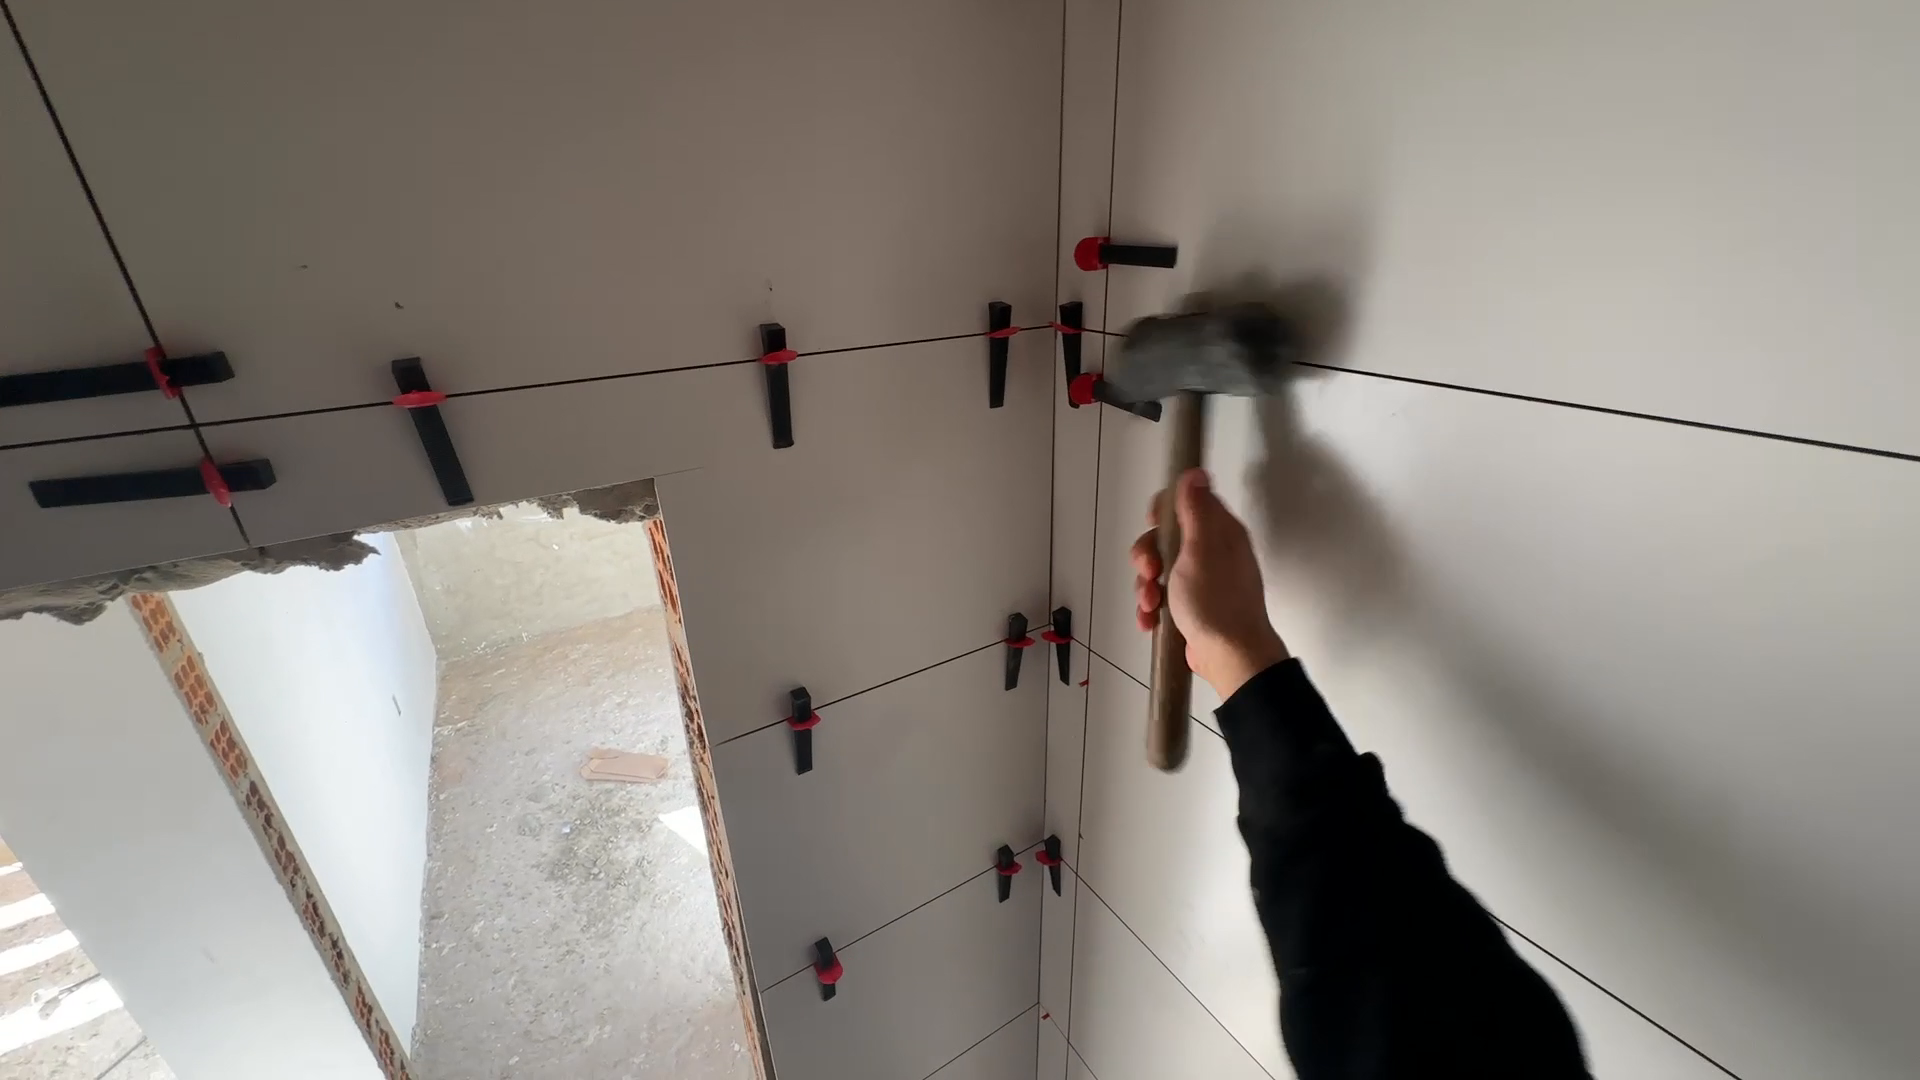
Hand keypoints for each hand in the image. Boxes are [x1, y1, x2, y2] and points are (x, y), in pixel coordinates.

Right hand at [1132, 468, 1288, 699]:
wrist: (1229, 657)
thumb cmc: (1215, 602)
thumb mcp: (1200, 550)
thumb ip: (1195, 510)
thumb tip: (1195, 472)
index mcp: (1219, 532)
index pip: (1186, 502)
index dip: (1163, 511)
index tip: (1152, 525)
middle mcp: (1211, 552)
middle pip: (1165, 537)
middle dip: (1148, 556)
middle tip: (1149, 572)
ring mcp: (1201, 580)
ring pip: (1159, 569)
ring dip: (1146, 586)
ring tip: (1150, 605)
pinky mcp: (1191, 606)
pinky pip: (1162, 596)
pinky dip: (1151, 607)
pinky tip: (1150, 621)